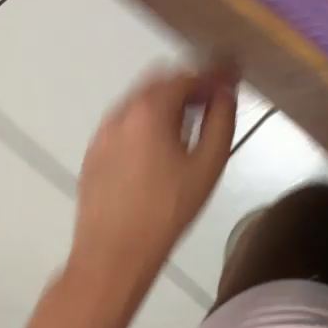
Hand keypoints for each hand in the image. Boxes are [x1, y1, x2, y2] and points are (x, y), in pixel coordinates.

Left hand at [69, 65, 238, 292]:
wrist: (113, 254)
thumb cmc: (169, 208)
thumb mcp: (209, 162)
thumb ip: (222, 119)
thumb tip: (226, 93)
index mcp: (150, 111)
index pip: (188, 75)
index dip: (215, 74)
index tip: (234, 78)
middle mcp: (122, 114)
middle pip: (160, 80)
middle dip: (190, 82)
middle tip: (215, 97)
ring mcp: (103, 133)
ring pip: (140, 100)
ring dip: (168, 100)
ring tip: (193, 120)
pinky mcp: (94, 153)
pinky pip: (126, 121)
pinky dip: (148, 119)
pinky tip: (163, 143)